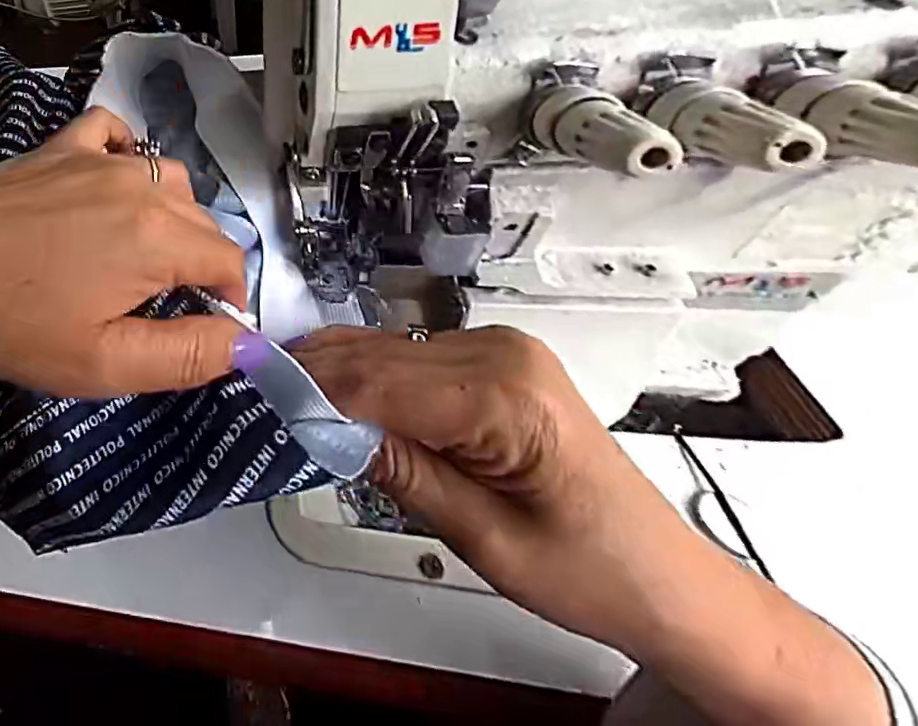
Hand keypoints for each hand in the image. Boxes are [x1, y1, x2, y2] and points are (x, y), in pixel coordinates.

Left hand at [0, 109, 248, 416]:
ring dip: (172, 217)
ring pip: (168, 179)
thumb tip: (247, 344)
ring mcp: (98, 158)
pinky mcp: (59, 147)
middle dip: (200, 265)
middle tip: (159, 305)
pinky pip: (114, 134)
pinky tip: (110, 183)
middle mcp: (140, 186)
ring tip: (137, 253)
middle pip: (203, 221)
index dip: (228, 300)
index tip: (202, 327)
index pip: (229, 261)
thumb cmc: (8, 324)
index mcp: (158, 238)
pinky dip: (127, 156)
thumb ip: (186, 356)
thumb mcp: (103, 363)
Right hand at [296, 326, 888, 725]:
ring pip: (390, 348)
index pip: (382, 382)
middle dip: (317, 374)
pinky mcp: (493, 356)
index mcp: (507, 396)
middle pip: (381, 355)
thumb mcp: (484, 541)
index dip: (314, 389)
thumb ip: (403, 472)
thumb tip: (327, 427)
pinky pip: (413, 355)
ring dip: (338, 370)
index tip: (257, 395)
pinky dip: (370, 372)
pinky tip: (334, 385)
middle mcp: (501, 351)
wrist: (663, 571)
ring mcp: (499, 347)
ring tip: (282, 389)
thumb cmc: (588, 571)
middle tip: (255, 388)